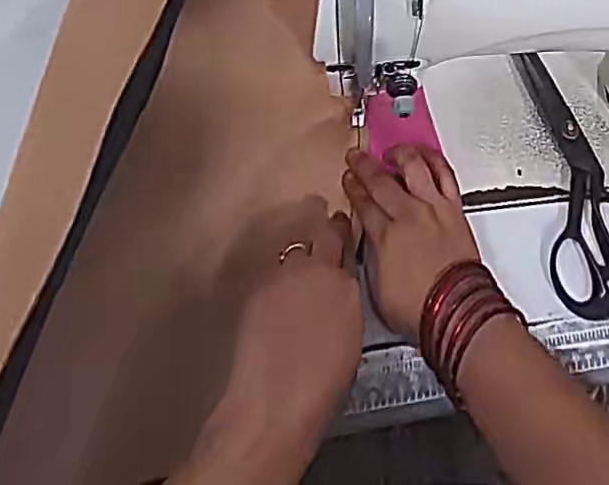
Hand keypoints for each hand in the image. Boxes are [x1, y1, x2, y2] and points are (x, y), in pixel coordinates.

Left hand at [216, 211, 363, 445]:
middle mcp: (318, 271)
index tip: (343, 224)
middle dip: (324, 222)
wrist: (273, 401)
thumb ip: (345, 301)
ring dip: (299, 245)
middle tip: (319, 208)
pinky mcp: (259, 286)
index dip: (344, 233)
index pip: (347, 247)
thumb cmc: (321, 384)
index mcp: (347, 287)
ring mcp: (286, 275)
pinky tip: (278, 283)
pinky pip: (275, 267)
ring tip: (298, 246)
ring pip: (296, 247)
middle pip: (323, 232)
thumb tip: (337, 289)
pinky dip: (279, 269)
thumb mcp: (349, 336)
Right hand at [343, 145, 481, 342]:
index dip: (353, 188)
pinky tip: (426, 155)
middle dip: (364, 166)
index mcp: (384, 236)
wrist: (456, 310)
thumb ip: (372, 258)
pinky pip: (444, 174)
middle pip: (380, 181)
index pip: (363, 202)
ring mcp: (432, 208)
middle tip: (356, 157)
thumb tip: (369, 245)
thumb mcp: (379, 290)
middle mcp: (407, 215)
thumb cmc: (420, 308)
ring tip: (392, 151)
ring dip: (399, 154)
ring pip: (413, 167)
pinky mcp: (453, 207)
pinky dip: (434, 160)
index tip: (349, 179)